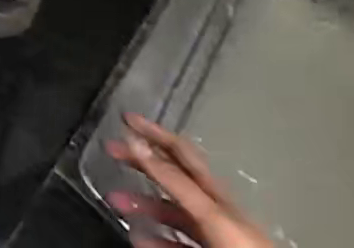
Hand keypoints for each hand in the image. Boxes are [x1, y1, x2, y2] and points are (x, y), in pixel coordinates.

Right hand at [105, 113, 272, 247]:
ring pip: (168, 211)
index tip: (125, 118)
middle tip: (110, 151)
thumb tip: (136, 140)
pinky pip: (174, 241)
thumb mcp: (209, 212)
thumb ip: (173, 179)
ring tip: (115, 200)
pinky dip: (154, 236)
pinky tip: (138, 237)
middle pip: (169, 176)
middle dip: (139, 162)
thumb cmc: (243, 246)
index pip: (178, 150)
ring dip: (140, 202)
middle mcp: (209, 206)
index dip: (153, 131)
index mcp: (212, 190)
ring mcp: (209, 232)